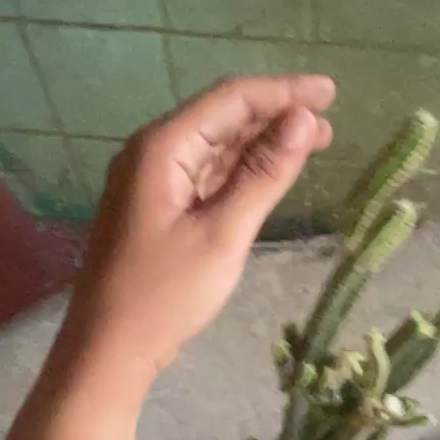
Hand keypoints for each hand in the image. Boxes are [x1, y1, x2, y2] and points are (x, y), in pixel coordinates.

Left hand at [61, 75, 335, 382]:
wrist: (109, 347)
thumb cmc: (165, 294)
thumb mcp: (222, 233)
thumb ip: (264, 175)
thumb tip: (303, 120)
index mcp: (162, 147)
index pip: (231, 100)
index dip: (283, 91)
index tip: (330, 92)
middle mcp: (152, 153)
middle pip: (221, 118)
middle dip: (275, 115)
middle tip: (327, 122)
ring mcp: (151, 182)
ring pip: (214, 147)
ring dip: (260, 143)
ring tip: (310, 144)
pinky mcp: (155, 209)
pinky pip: (203, 175)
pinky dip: (238, 171)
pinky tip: (266, 175)